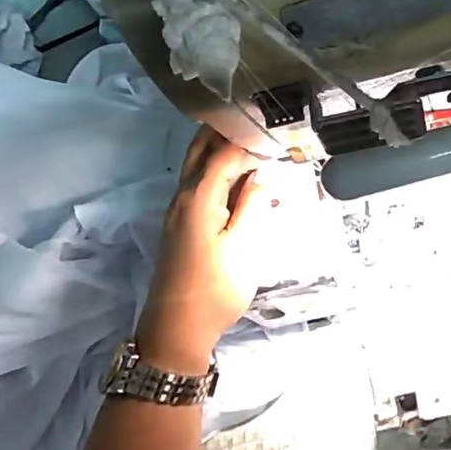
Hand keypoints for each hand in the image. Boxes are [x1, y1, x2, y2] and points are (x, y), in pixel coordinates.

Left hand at [138, 127, 274, 372]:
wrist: (176, 330)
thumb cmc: (214, 290)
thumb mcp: (243, 248)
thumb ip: (252, 206)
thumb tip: (260, 175)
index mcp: (198, 198)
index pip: (223, 153)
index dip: (247, 136)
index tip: (274, 125)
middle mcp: (183, 197)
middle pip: (200, 150)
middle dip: (225, 131)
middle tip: (258, 119)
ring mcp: (179, 210)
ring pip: (197, 165)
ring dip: (220, 148)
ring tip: (253, 138)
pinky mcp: (183, 223)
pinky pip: (199, 182)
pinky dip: (218, 168)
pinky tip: (239, 172)